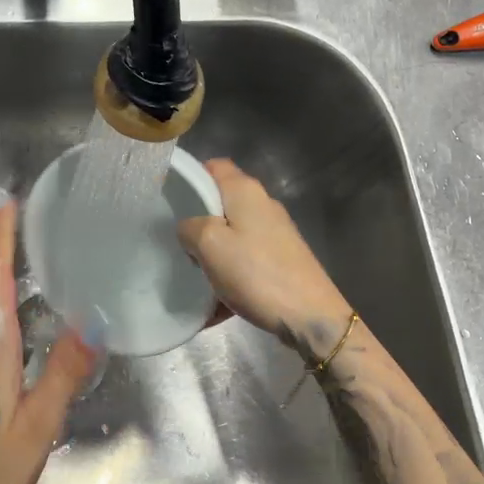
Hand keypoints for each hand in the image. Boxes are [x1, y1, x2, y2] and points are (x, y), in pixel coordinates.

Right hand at [177, 159, 350, 351]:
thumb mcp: (209, 245)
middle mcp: (263, 203)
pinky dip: (231, 275)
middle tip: (181, 243)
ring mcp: (276, 232)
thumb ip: (190, 227)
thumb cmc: (256, 273)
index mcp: (245, 190)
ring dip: (214, 254)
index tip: (172, 201)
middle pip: (222, 202)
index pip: (213, 166)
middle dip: (199, 222)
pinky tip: (218, 303)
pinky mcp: (283, 258)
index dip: (192, 179)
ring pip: (233, 234)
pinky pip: (247, 260)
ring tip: (197, 276)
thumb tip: (189, 228)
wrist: (311, 317)